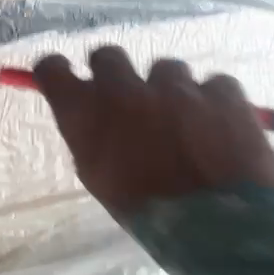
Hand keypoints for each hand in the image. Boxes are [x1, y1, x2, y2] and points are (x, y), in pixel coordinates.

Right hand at [32, 47, 273, 216]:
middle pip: (108, 54)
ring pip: (166, 67)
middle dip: (114, 70)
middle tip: (127, 93)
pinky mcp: (223, 95)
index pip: (50, 65)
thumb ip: (86, 129)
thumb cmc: (138, 201)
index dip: (57, 69)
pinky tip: (218, 119)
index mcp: (80, 107)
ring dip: (168, 85)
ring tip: (182, 111)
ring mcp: (175, 88)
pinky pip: (215, 82)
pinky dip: (214, 97)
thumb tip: (89, 112)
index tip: (67, 78)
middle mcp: (121, 88)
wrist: (214, 220)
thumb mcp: (90, 166)